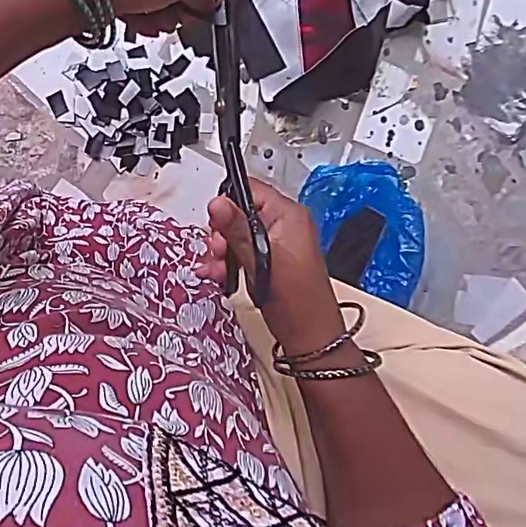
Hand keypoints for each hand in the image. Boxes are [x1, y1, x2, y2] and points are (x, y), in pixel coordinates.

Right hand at [203, 180, 347, 356]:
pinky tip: (220, 273)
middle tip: (219, 250)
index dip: (227, 204)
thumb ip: (237, 229)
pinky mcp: (268, 258)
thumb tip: (218, 202)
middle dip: (221, 232)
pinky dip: (227, 261)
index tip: (216, 224)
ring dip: (221, 250)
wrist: (309, 337)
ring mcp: (275, 241)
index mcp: (288, 215)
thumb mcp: (261, 260)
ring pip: (235, 233)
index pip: (249, 189)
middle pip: (238, 211)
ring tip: (218, 267)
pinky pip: (240, 250)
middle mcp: (282, 224)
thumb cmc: (297, 303)